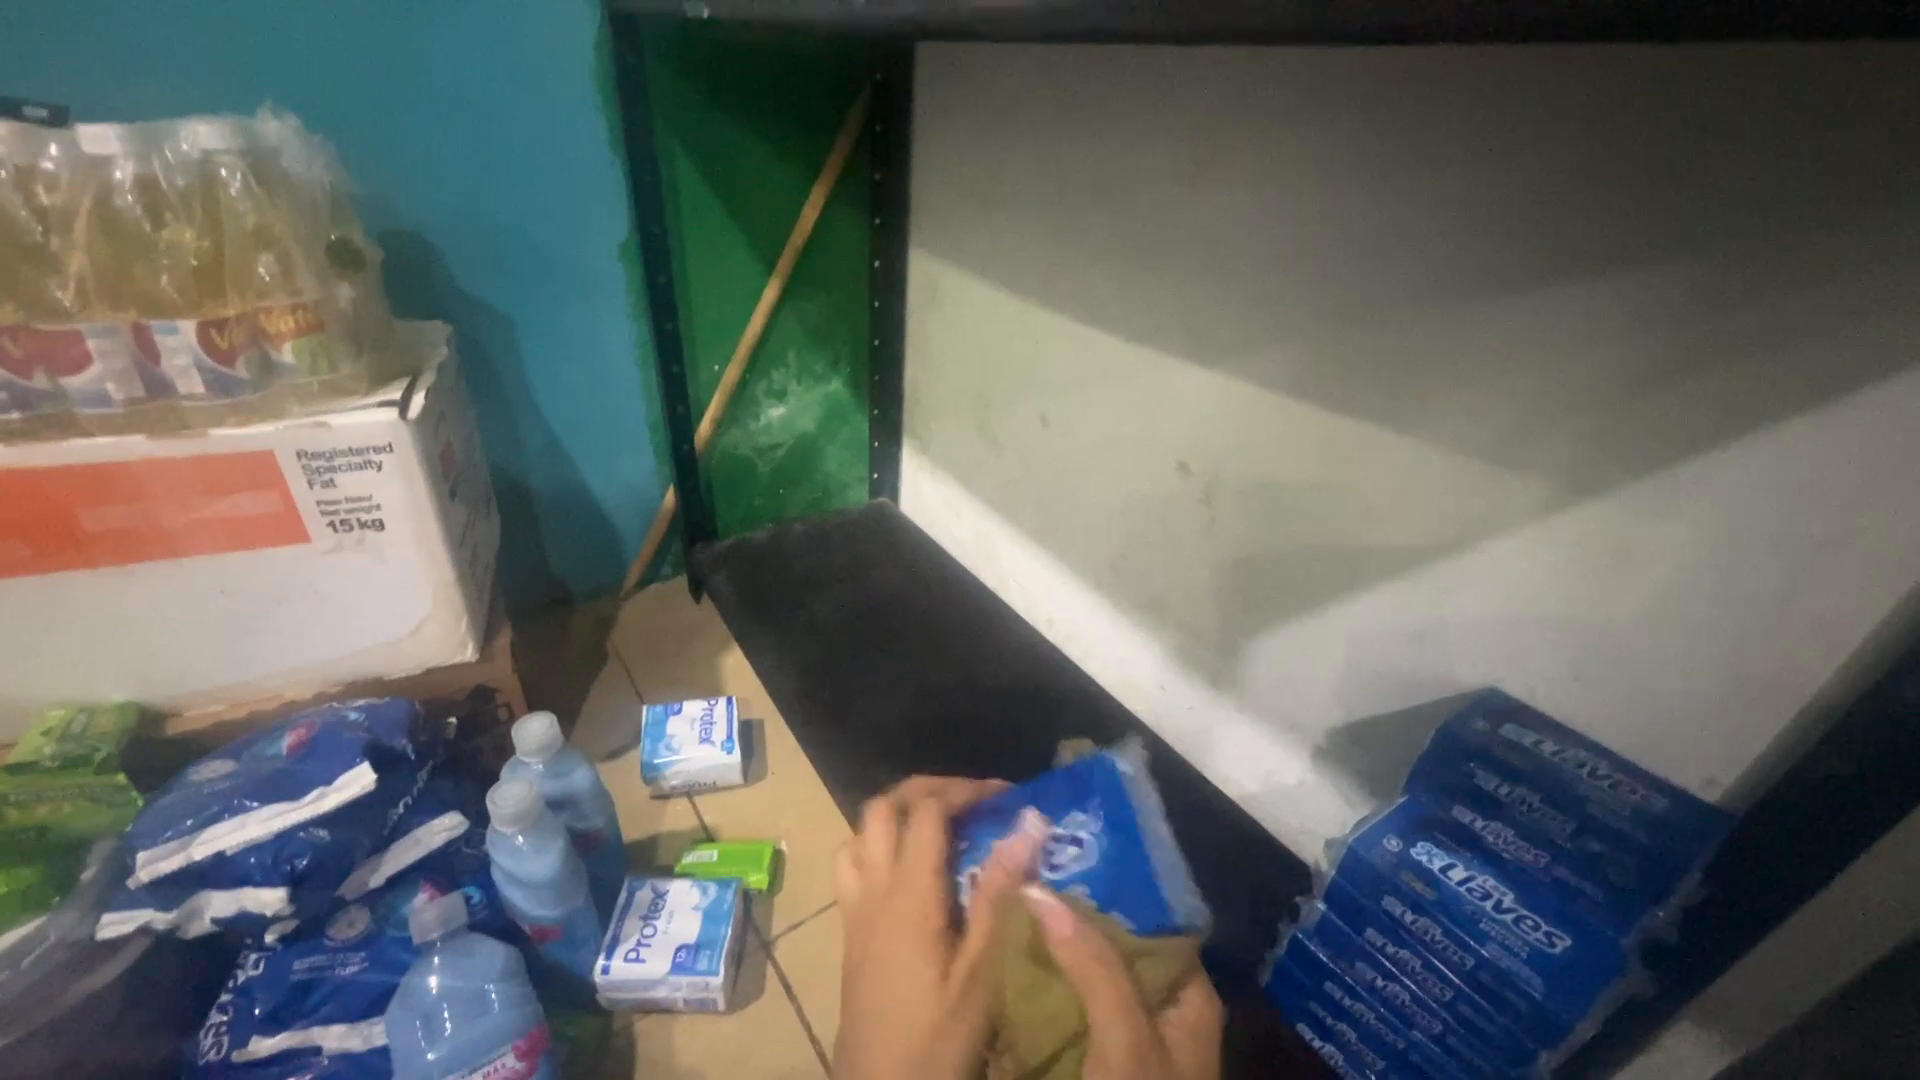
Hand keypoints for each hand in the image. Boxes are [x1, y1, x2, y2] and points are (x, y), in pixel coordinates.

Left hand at [832, 776, 1048, 1079]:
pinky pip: (852, 862)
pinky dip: (877, 844)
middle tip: (973, 800)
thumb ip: (998, 891)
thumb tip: (1029, 824)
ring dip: (898, 813)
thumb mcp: (981, 969)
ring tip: (940, 827)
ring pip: (860, 830)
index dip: (966, 790)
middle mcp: (873, 887)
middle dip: (928, 788)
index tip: (1007, 795)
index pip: (928, 810)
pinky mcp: (848, 928)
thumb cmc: (939, 1034)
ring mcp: (854, 907)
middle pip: (884, 806)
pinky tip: (909, 870)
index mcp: (908, 892)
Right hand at [1021, 885, 1223, 1079]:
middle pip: (1111, 945)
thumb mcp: (1126, 1037)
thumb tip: (1038, 888)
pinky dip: (1039, 989)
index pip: (1151, 918)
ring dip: (1049, 950)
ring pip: (1083, 976)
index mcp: (1188, 995)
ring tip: (1008, 904)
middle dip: (1069, 915)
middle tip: (1023, 873)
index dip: (1109, 883)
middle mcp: (1160, 1009)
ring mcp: (1126, 1036)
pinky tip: (1006, 962)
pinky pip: (1064, 1010)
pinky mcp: (1093, 1061)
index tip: (1062, 853)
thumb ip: (1093, 963)